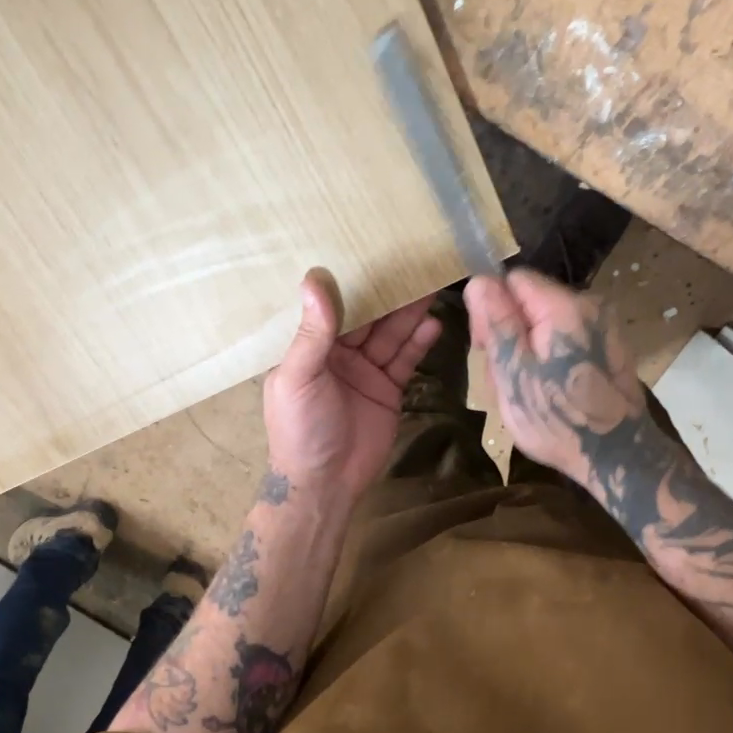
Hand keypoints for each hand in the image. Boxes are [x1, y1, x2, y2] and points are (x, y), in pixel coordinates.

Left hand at [264, 268, 440, 503]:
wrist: (324, 484)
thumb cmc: (300, 429)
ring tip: (432, 282)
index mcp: (308, 347)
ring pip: (389, 335)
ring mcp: (364, 371)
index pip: (332, 306)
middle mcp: (336, 354)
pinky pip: (404, 360)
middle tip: (413, 258)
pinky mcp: (388, 390)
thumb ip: (312, 332)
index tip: (371, 248)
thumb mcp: (299, 377)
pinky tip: (433, 324)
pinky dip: (418, 343)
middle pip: (367, 316)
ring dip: (408, 312)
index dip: (351, 280)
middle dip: (388, 291)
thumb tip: (314, 278)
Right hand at [463, 269, 648, 482]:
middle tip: (502, 379)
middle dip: (508, 334)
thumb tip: (479, 280)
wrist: (618, 457)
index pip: (513, 279)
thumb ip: (496, 324)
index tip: (485, 347)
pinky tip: (547, 390)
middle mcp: (589, 305)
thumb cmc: (558, 419)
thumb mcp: (513, 374)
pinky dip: (548, 359)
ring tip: (523, 391)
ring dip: (525, 351)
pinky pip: (565, 339)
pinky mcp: (609, 347)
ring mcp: (603, 326)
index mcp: (563, 306)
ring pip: (545, 323)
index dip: (491, 308)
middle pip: (529, 301)